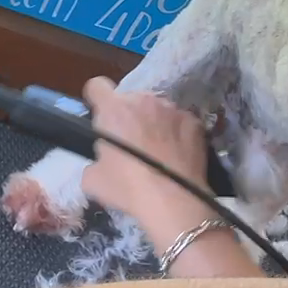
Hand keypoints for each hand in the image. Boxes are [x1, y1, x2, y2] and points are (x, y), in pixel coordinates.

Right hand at [78, 77, 211, 234]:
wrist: (173, 202)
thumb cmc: (127, 188)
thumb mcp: (92, 179)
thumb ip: (93, 159)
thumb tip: (102, 160)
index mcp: (113, 109)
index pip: (97, 86)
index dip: (96, 100)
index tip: (99, 116)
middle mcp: (143, 100)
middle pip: (130, 99)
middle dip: (128, 115)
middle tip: (130, 144)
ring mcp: (172, 108)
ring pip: (157, 108)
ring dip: (153, 122)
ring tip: (157, 150)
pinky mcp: (194, 121)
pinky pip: (179, 121)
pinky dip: (176, 132)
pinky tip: (176, 155)